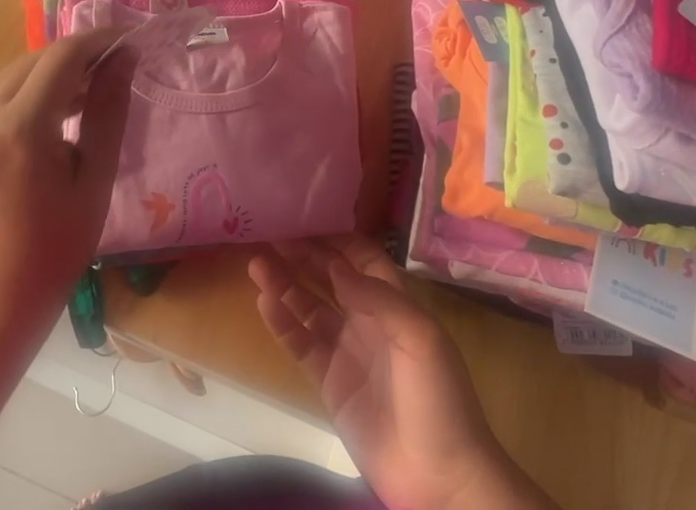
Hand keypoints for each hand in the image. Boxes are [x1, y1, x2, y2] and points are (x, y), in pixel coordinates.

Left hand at [0, 27, 135, 323]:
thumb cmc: (56, 246)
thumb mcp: (95, 178)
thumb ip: (107, 113)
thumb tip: (123, 59)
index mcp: (20, 127)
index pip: (62, 57)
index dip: (100, 41)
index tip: (133, 38)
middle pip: (36, 60)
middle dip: (79, 54)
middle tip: (122, 63)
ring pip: (17, 74)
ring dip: (57, 71)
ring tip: (99, 85)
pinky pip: (4, 96)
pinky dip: (36, 90)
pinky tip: (66, 109)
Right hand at [249, 236, 555, 509]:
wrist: (438, 475)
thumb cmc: (438, 397)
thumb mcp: (419, 337)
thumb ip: (378, 298)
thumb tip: (336, 265)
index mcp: (396, 304)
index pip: (362, 259)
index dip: (336, 240)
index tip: (305, 220)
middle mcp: (368, 319)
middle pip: (330, 278)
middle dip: (304, 256)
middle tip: (271, 235)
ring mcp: (346, 350)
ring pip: (309, 307)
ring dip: (285, 284)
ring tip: (257, 263)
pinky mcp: (328, 381)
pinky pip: (300, 343)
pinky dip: (282, 322)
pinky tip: (264, 302)